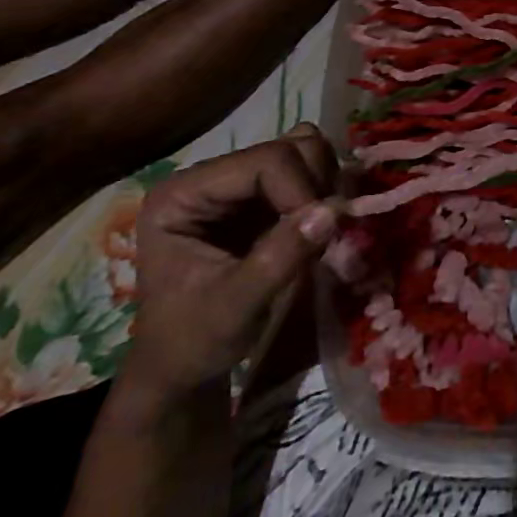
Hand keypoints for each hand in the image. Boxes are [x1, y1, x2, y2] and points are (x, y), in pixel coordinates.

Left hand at [123, 123, 341, 402]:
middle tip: (322, 235)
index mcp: (183, 194)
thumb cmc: (194, 340)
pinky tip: (317, 228)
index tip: (320, 236)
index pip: (263, 162)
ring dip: (323, 187)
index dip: (301, 190)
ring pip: (302, 153)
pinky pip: (307, 173)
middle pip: (287, 149)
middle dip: (315, 187)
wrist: (183, 367)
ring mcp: (237, 185)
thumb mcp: (235, 308)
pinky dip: (324, 193)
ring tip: (319, 233)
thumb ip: (280, 258)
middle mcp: (209, 177)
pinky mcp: (260, 198)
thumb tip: (334, 210)